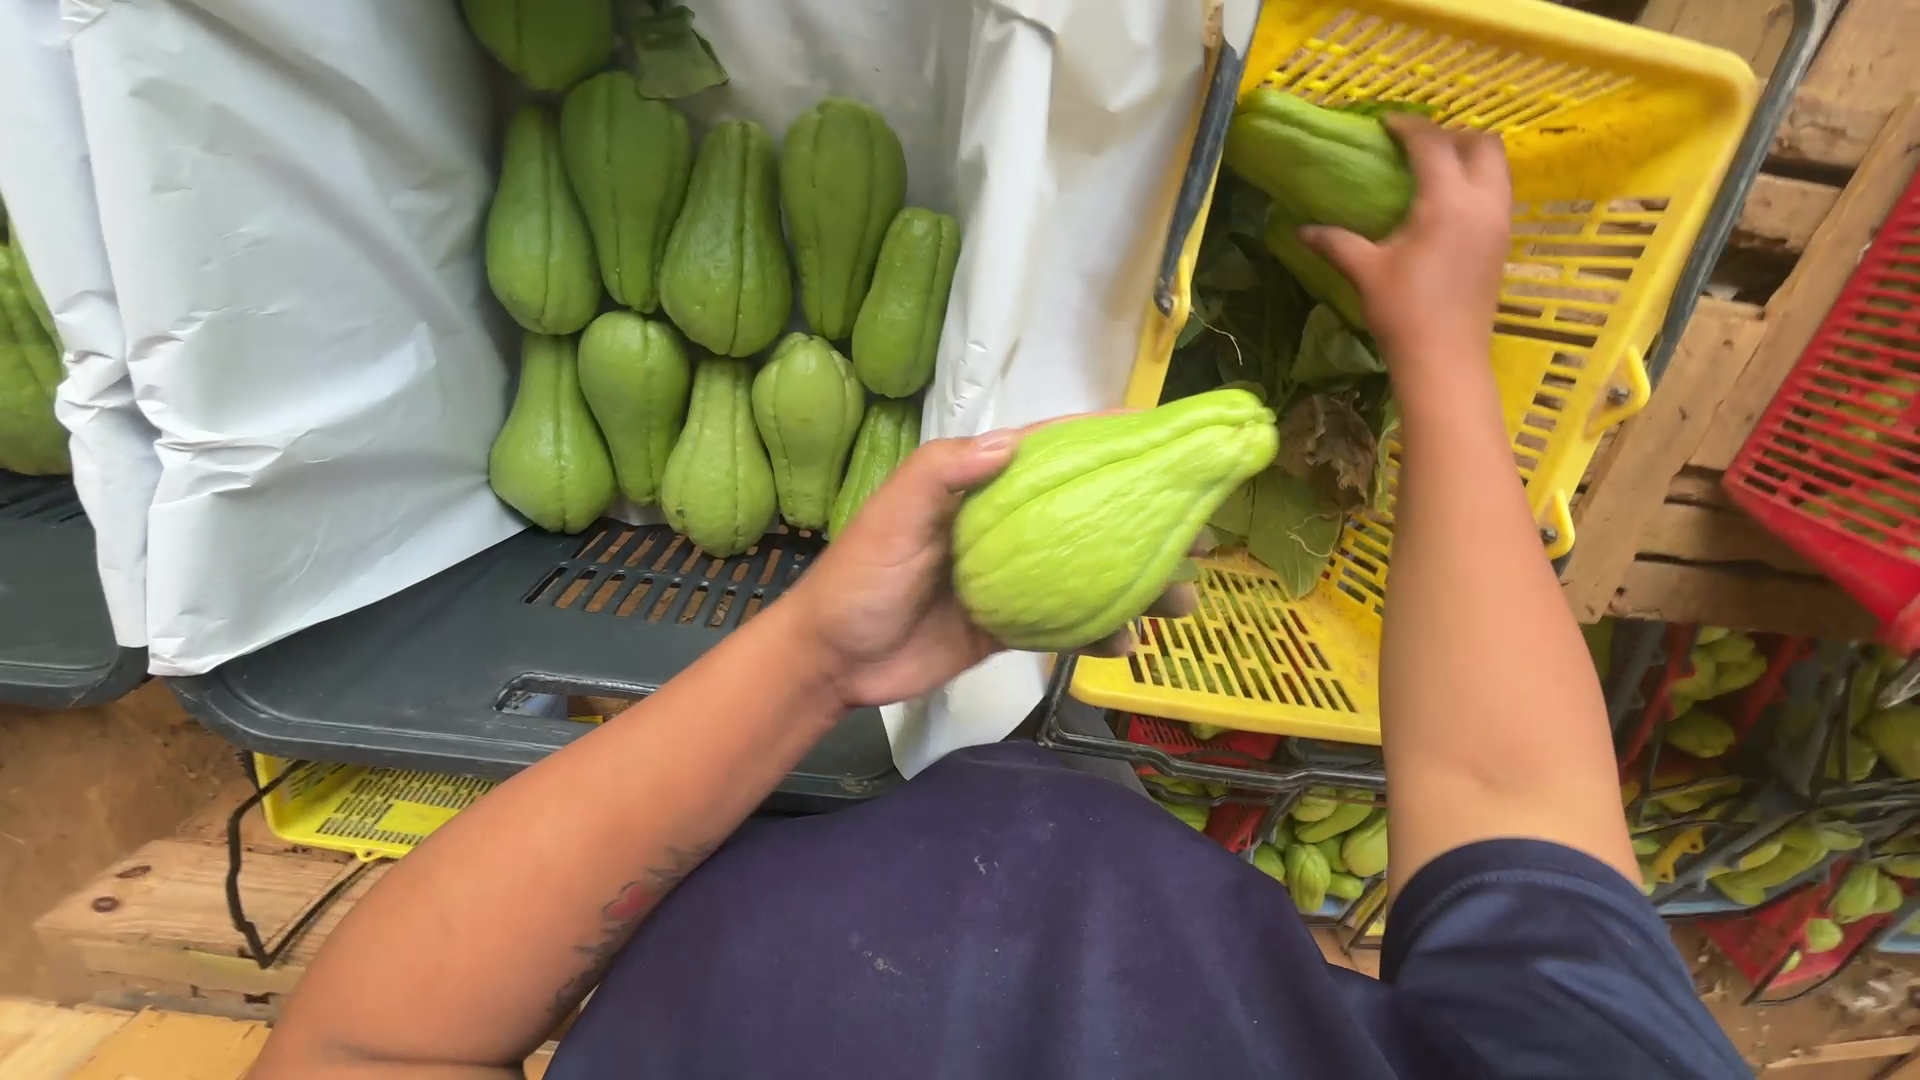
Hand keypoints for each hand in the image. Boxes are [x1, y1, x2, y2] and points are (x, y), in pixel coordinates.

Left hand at [779, 425, 1196, 709]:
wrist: (835, 659)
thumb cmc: (861, 575)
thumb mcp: (894, 514)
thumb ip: (945, 472)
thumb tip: (1013, 442)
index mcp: (979, 489)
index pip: (1049, 452)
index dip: (1103, 438)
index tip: (1162, 435)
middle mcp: (1004, 528)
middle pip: (1086, 514)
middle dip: (1143, 520)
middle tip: (1200, 534)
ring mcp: (1011, 579)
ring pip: (1088, 573)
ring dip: (1137, 583)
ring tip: (1182, 598)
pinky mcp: (1009, 626)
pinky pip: (1067, 625)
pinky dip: (1100, 634)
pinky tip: (1126, 645)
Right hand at [1299, 116, 1510, 396]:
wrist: (1444, 355)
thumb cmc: (1403, 311)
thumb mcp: (1365, 272)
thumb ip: (1336, 243)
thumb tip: (1301, 230)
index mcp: (1447, 202)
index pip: (1433, 146)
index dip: (1410, 129)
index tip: (1387, 125)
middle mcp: (1483, 202)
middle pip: (1481, 144)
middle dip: (1451, 135)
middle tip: (1418, 146)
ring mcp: (1499, 221)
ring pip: (1497, 167)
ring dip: (1469, 157)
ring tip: (1435, 170)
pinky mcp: (1502, 241)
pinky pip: (1497, 192)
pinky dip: (1476, 182)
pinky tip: (1448, 204)